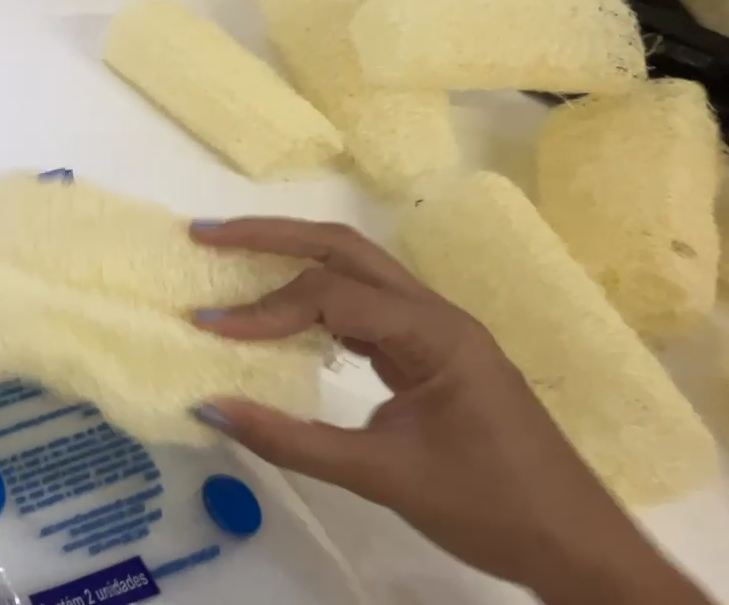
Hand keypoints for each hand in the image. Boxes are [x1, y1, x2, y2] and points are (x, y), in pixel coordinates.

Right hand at [189, 219, 706, 604]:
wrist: (584, 554)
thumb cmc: (491, 509)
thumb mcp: (382, 478)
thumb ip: (289, 441)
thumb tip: (207, 406)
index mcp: (434, 334)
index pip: (329, 297)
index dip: (262, 310)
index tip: (207, 329)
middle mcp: (434, 315)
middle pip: (341, 247)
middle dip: (268, 235)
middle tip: (204, 236)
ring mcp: (433, 330)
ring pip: (352, 266)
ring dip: (288, 254)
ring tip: (228, 252)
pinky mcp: (426, 351)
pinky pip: (359, 302)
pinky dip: (309, 294)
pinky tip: (277, 310)